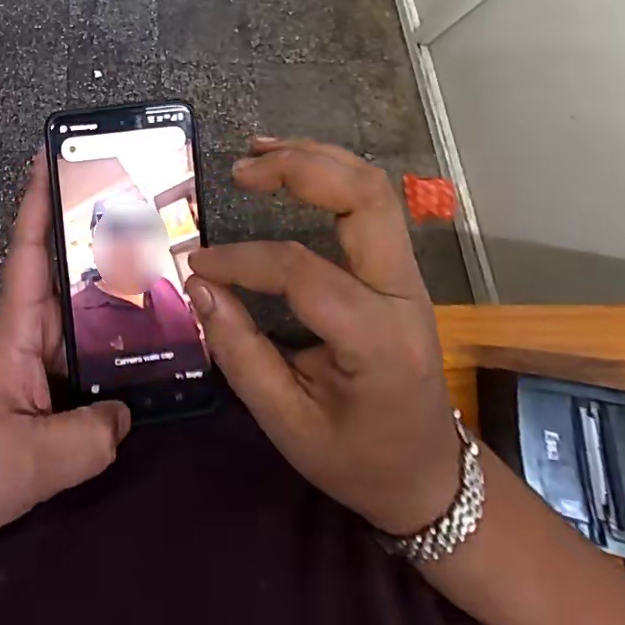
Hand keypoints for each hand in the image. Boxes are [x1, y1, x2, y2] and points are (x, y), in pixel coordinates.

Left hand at [0, 153, 131, 542]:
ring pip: (78, 321)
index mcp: (15, 331)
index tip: (49, 155)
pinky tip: (144, 357)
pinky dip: (108, 352)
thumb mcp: (32, 460)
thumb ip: (91, 438)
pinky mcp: (34, 390)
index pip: (29, 253)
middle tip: (150, 217)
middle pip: (66, 279)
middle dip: (100, 242)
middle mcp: (25, 336)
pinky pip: (79, 359)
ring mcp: (30, 363)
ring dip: (114, 301)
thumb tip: (126, 413)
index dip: (38, 201)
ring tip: (166, 283)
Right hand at [185, 137, 460, 536]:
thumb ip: (240, 353)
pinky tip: (289, 167)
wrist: (428, 474)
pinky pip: (369, 205)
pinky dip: (328, 175)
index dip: (241, 261)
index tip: (196, 265)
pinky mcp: (397, 271)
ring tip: (259, 149)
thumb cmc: (356, 458)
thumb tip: (200, 287)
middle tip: (240, 170)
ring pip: (372, 189)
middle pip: (364, 198)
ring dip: (315, 159)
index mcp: (376, 339)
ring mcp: (407, 276)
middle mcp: (402, 293)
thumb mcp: (287, 423)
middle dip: (299, 168)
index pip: (302, 271)